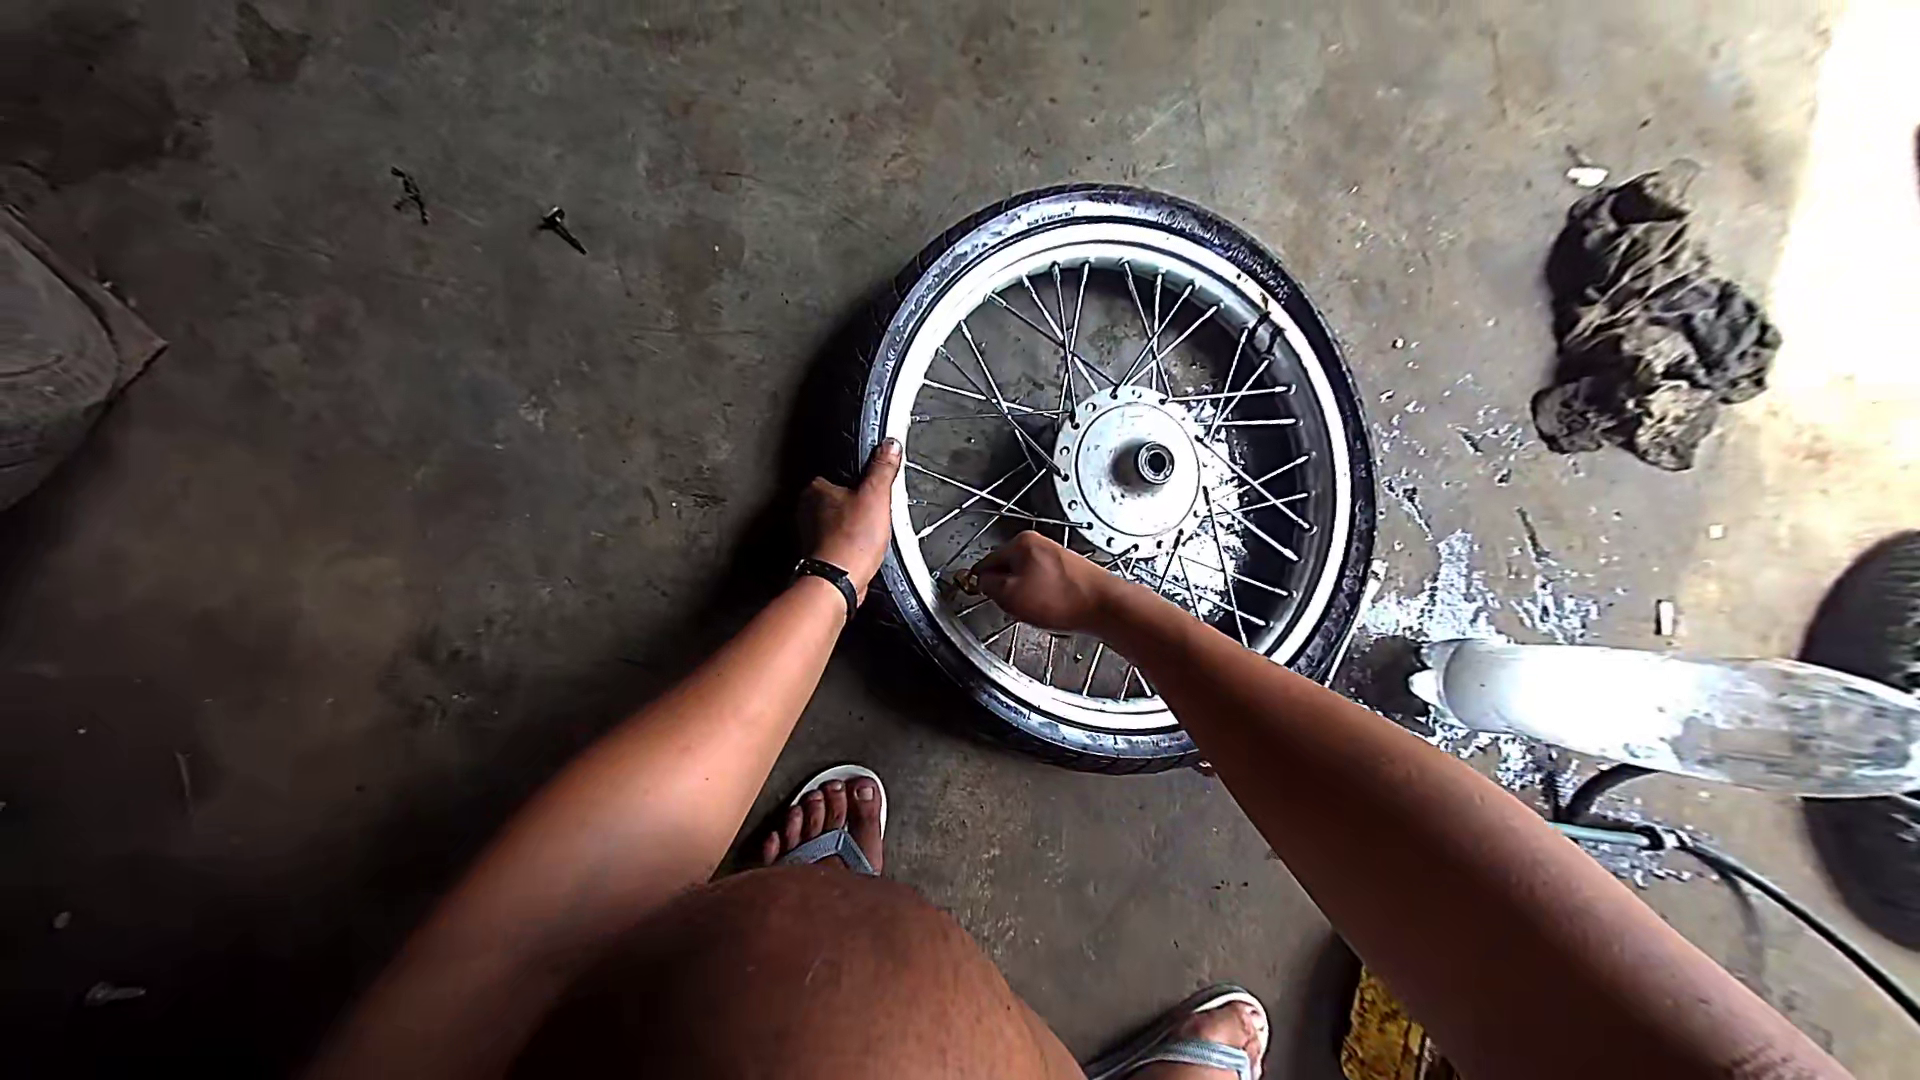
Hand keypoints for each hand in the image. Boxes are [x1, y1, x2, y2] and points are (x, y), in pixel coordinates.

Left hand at [799, 439, 901, 602]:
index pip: (835, 474)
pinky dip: (849, 545)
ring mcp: (812, 534)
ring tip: (869, 533)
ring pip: (836, 522)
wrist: (840, 581)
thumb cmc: (851, 541)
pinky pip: (838, 542)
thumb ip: (883, 468)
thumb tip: (890, 446)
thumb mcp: (876, 495)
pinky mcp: (819, 554)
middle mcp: (807, 511)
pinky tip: (862, 549)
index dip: (855, 481)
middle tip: (872, 513)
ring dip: (852, 527)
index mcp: (816, 490)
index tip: (869, 488)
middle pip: (837, 499)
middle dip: (854, 506)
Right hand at [973, 531, 1122, 634]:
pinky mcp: (1069, 572)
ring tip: (1039, 609)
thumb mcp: (1010, 595)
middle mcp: (1039, 544)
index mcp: (1021, 543)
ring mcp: (1056, 556)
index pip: (987, 562)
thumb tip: (982, 582)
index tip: (983, 597)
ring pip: (1026, 580)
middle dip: (1008, 591)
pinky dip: (1044, 599)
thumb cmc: (1062, 600)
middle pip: (1008, 570)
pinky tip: (1053, 609)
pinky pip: (1045, 586)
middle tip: (1017, 607)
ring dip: (1027, 597)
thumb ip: (988, 586)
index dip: (982, 583)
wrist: (1104, 607)